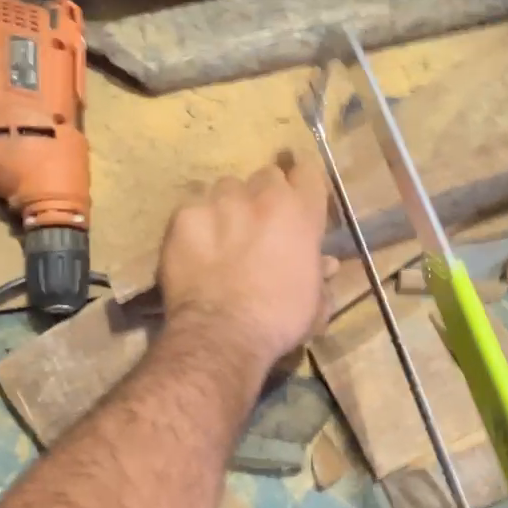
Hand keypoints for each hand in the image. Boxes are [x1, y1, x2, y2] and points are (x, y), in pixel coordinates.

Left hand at [158, 154, 330, 371]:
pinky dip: (195, 226)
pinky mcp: (183, 216)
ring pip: (225, 188)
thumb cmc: (279, 321)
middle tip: (258, 226)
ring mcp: (219, 202)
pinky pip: (192, 209)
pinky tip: (194, 251)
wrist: (223, 335)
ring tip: (222, 237)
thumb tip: (323, 264)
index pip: (306, 172)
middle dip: (263, 196)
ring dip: (228, 207)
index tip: (295, 202)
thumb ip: (317, 274)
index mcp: (300, 212)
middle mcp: (261, 196)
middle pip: (265, 177)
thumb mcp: (314, 301)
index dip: (300, 186)